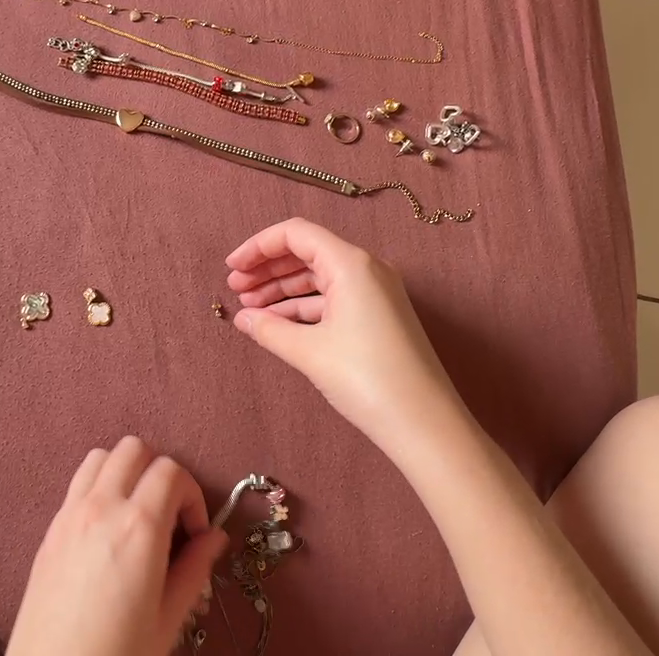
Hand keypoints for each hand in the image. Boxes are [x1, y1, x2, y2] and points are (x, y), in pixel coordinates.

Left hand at [6, 437, 229, 655]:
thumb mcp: (168, 620)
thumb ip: (194, 569)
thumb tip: (214, 537)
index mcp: (138, 526)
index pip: (172, 471)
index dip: (192, 495)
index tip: (194, 532)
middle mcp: (103, 506)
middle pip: (135, 449)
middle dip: (159, 472)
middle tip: (169, 514)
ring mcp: (71, 512)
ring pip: (102, 455)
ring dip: (125, 471)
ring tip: (137, 512)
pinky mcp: (51, 527)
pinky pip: (78, 481)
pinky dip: (98, 485)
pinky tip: (107, 526)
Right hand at [226, 218, 460, 444]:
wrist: (426, 426)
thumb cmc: (367, 379)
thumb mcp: (309, 351)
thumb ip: (269, 329)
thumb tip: (243, 319)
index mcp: (350, 263)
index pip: (295, 234)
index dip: (258, 246)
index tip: (231, 267)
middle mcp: (366, 269)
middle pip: (306, 252)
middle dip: (267, 269)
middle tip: (234, 289)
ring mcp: (375, 293)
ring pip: (318, 278)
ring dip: (281, 290)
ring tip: (249, 310)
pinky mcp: (378, 317)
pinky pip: (332, 299)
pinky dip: (302, 308)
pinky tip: (277, 325)